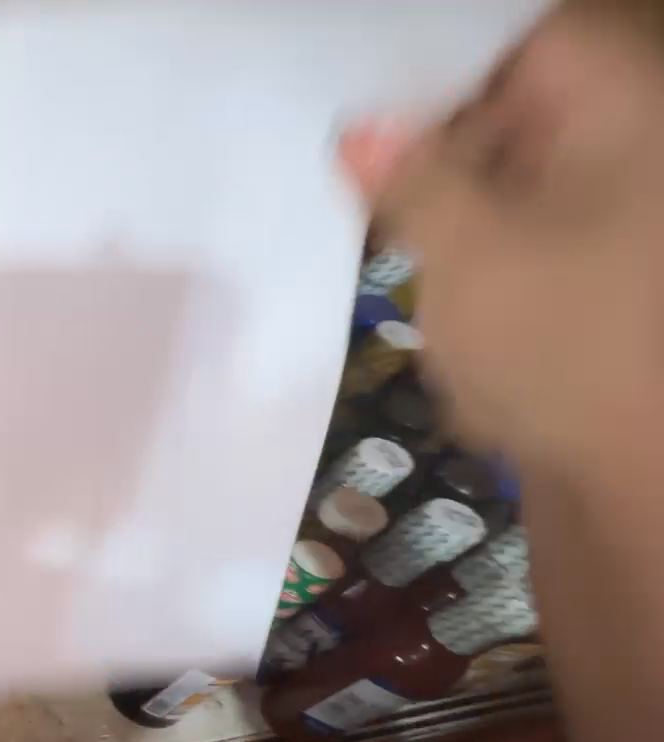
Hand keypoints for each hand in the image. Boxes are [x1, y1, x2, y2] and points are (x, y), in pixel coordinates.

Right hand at [353, 4, 663, 475]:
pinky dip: (453, 217)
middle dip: (427, 126)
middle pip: (521, 98)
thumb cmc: (564, 347)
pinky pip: (511, 208)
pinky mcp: (582, 258)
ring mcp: (613, 206)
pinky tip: (401, 244)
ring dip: (432, 177)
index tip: (357, 99)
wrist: (633, 464)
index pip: (532, 43)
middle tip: (343, 166)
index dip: (442, 62)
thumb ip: (413, 182)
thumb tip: (359, 128)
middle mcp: (631, 148)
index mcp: (631, 120)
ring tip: (359, 208)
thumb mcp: (471, 255)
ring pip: (509, 158)